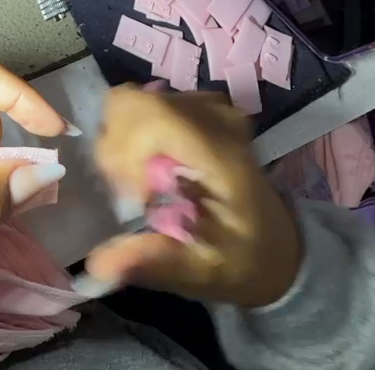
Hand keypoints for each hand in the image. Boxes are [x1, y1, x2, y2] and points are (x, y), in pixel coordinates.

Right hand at [80, 87, 302, 307]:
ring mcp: (202, 106)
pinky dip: (131, 135)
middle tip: (129, 192)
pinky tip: (147, 169)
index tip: (133, 198)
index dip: (126, 150)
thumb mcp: (203, 273)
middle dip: (116, 147)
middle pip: (132, 103)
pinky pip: (141, 106)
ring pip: (131, 102)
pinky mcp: (192, 107)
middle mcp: (211, 118)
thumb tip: (98, 265)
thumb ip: (154, 262)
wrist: (276, 245)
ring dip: (120, 142)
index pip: (154, 116)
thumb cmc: (241, 260)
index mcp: (219, 154)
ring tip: (137, 183)